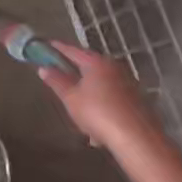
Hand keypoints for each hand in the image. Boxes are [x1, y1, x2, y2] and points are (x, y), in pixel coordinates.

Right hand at [37, 42, 160, 150]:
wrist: (136, 137)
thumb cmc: (98, 113)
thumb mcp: (71, 98)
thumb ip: (57, 81)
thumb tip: (44, 68)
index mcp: (96, 63)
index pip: (73, 50)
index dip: (59, 48)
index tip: (48, 44)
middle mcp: (114, 67)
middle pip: (90, 65)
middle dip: (75, 71)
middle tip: (61, 75)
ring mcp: (128, 83)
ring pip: (101, 84)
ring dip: (89, 93)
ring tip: (78, 108)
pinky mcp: (136, 99)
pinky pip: (112, 98)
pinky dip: (101, 106)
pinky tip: (96, 127)